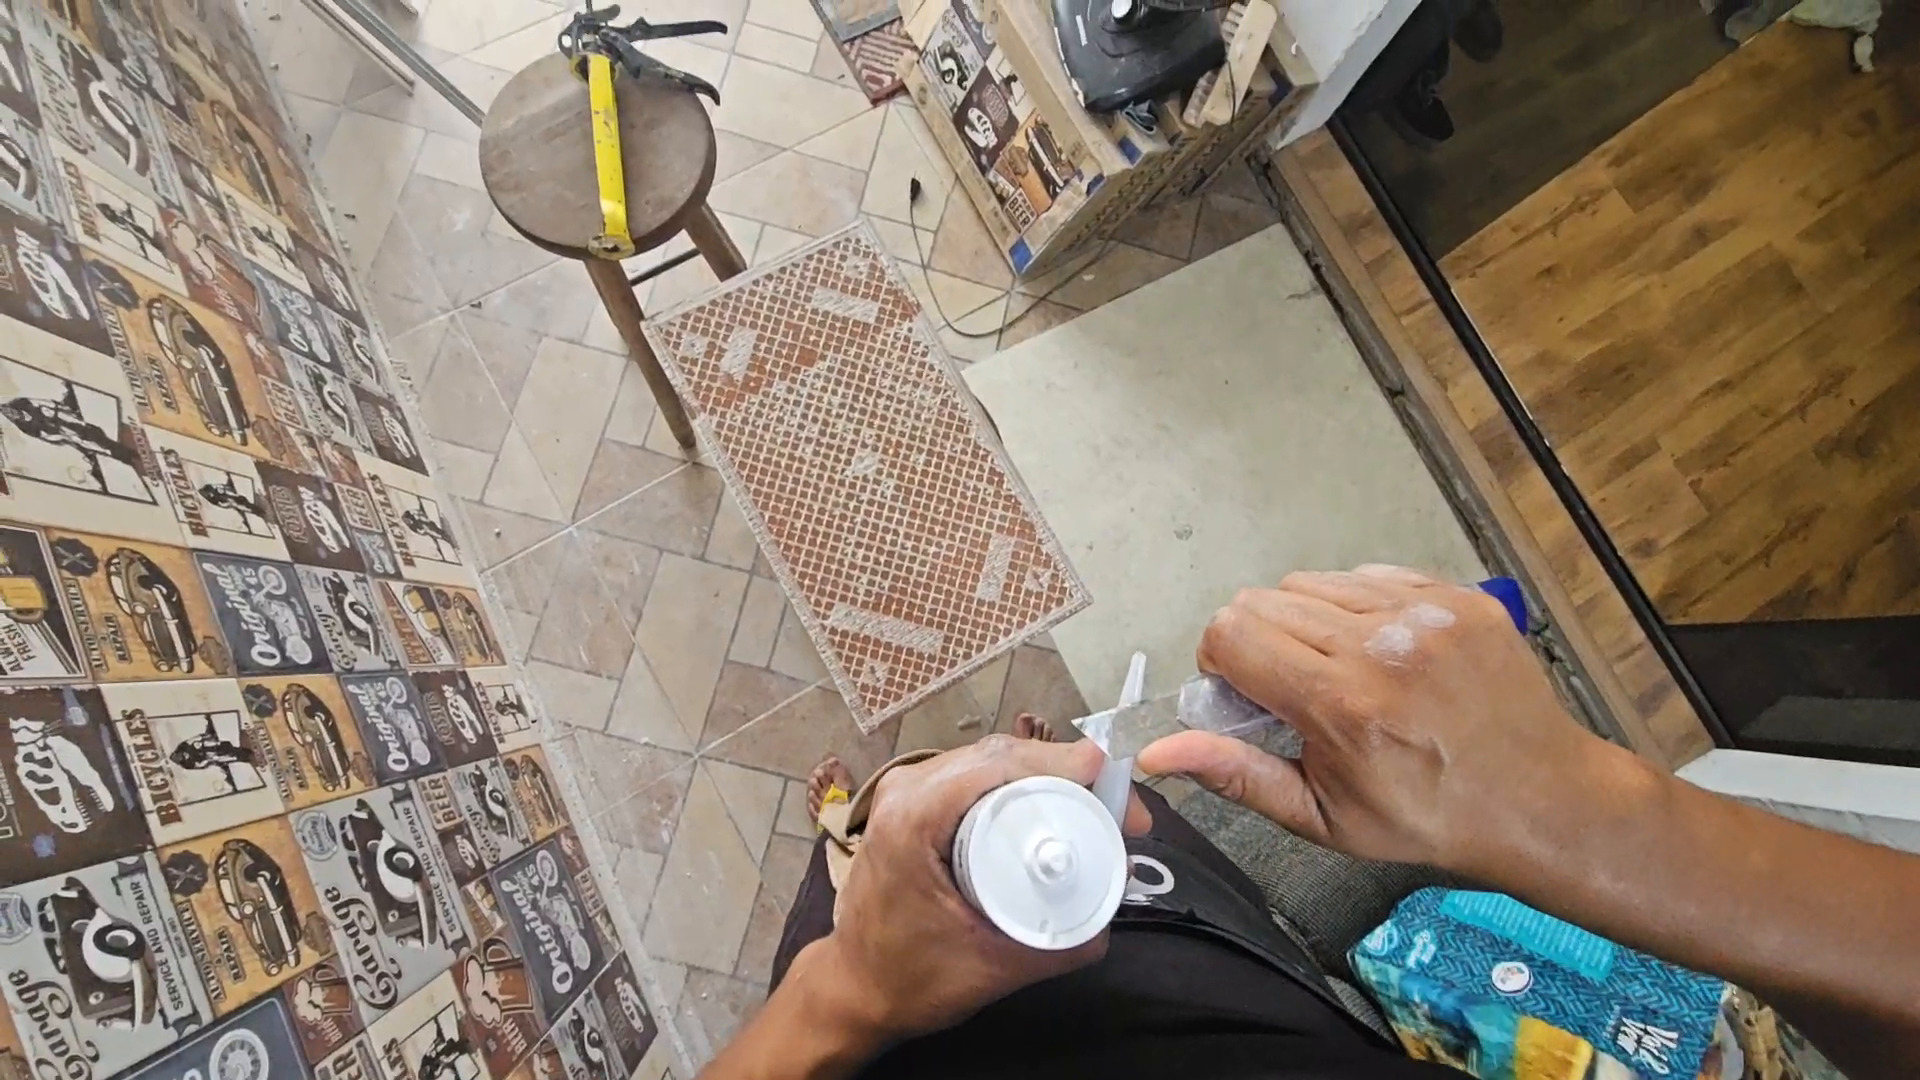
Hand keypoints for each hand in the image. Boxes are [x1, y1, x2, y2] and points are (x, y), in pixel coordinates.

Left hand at [801, 734, 1149, 1042]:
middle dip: (1061, 768)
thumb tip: (1109, 918)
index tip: (1107, 778)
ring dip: (1041, 772)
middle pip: (996, 755)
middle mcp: (906, 788)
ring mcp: (905, 788)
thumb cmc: (910, 979)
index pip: (998, 765)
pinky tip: (1047, 802)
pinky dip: (1014, 781)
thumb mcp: (991, 968)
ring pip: (986, 759)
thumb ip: (1058, 947)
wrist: (854, 988)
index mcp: (914, 815)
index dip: (1059, 763)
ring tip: (1089, 802)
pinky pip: (972, 773)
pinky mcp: (912, 799)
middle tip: (1112, 803)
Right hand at [1136, 565, 1616, 878]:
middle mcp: (1379, 644)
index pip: (1229, 633)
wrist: (1548, 799)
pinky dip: (1347, 606)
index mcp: (1342, 703)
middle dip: (1253, 642)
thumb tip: (1155, 751)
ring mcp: (1422, 610)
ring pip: (1303, 582)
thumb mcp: (1320, 816)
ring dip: (1298, 620)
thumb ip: (1234, 773)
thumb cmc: (1424, 817)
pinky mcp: (1452, 592)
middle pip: (1257, 601)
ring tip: (1334, 664)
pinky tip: (1376, 648)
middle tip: (1287, 684)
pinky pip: (1359, 575)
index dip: (1220, 661)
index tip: (1245, 693)